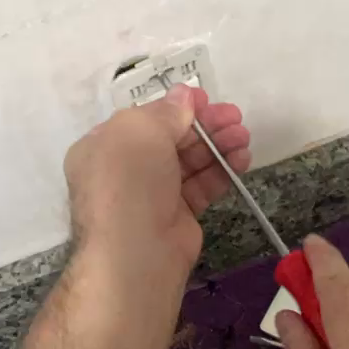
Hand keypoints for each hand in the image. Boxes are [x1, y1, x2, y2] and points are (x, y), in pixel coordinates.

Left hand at [63, 84, 251, 271]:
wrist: (136, 252)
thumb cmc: (129, 182)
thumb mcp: (141, 131)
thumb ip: (166, 112)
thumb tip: (184, 96)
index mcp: (104, 146)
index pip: (144, 120)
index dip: (175, 107)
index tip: (205, 99)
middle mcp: (126, 169)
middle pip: (170, 138)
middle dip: (204, 126)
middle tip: (235, 117)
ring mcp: (151, 194)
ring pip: (189, 162)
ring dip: (217, 146)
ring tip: (244, 137)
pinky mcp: (176, 216)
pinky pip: (200, 187)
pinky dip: (221, 172)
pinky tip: (241, 161)